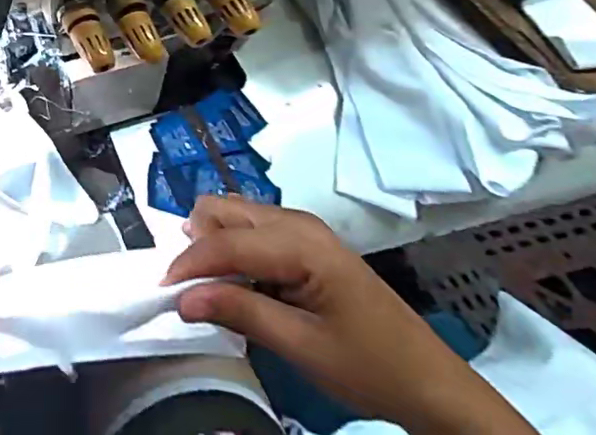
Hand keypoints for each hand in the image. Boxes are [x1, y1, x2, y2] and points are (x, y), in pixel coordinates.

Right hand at [163, 197, 533, 434]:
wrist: (433, 385)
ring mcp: (300, 227)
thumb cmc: (371, 367)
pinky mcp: (303, 240)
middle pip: (220, 210)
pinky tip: (237, 283)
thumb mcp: (302, 348)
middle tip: (190, 290)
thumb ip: (240, 313)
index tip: (163, 294)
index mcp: (299, 242)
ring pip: (231, 214)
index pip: (224, 241)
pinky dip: (230, 248)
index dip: (188, 265)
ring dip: (211, 244)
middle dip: (196, 245)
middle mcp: (295, 221)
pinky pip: (249, 228)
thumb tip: (182, 299)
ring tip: (211, 288)